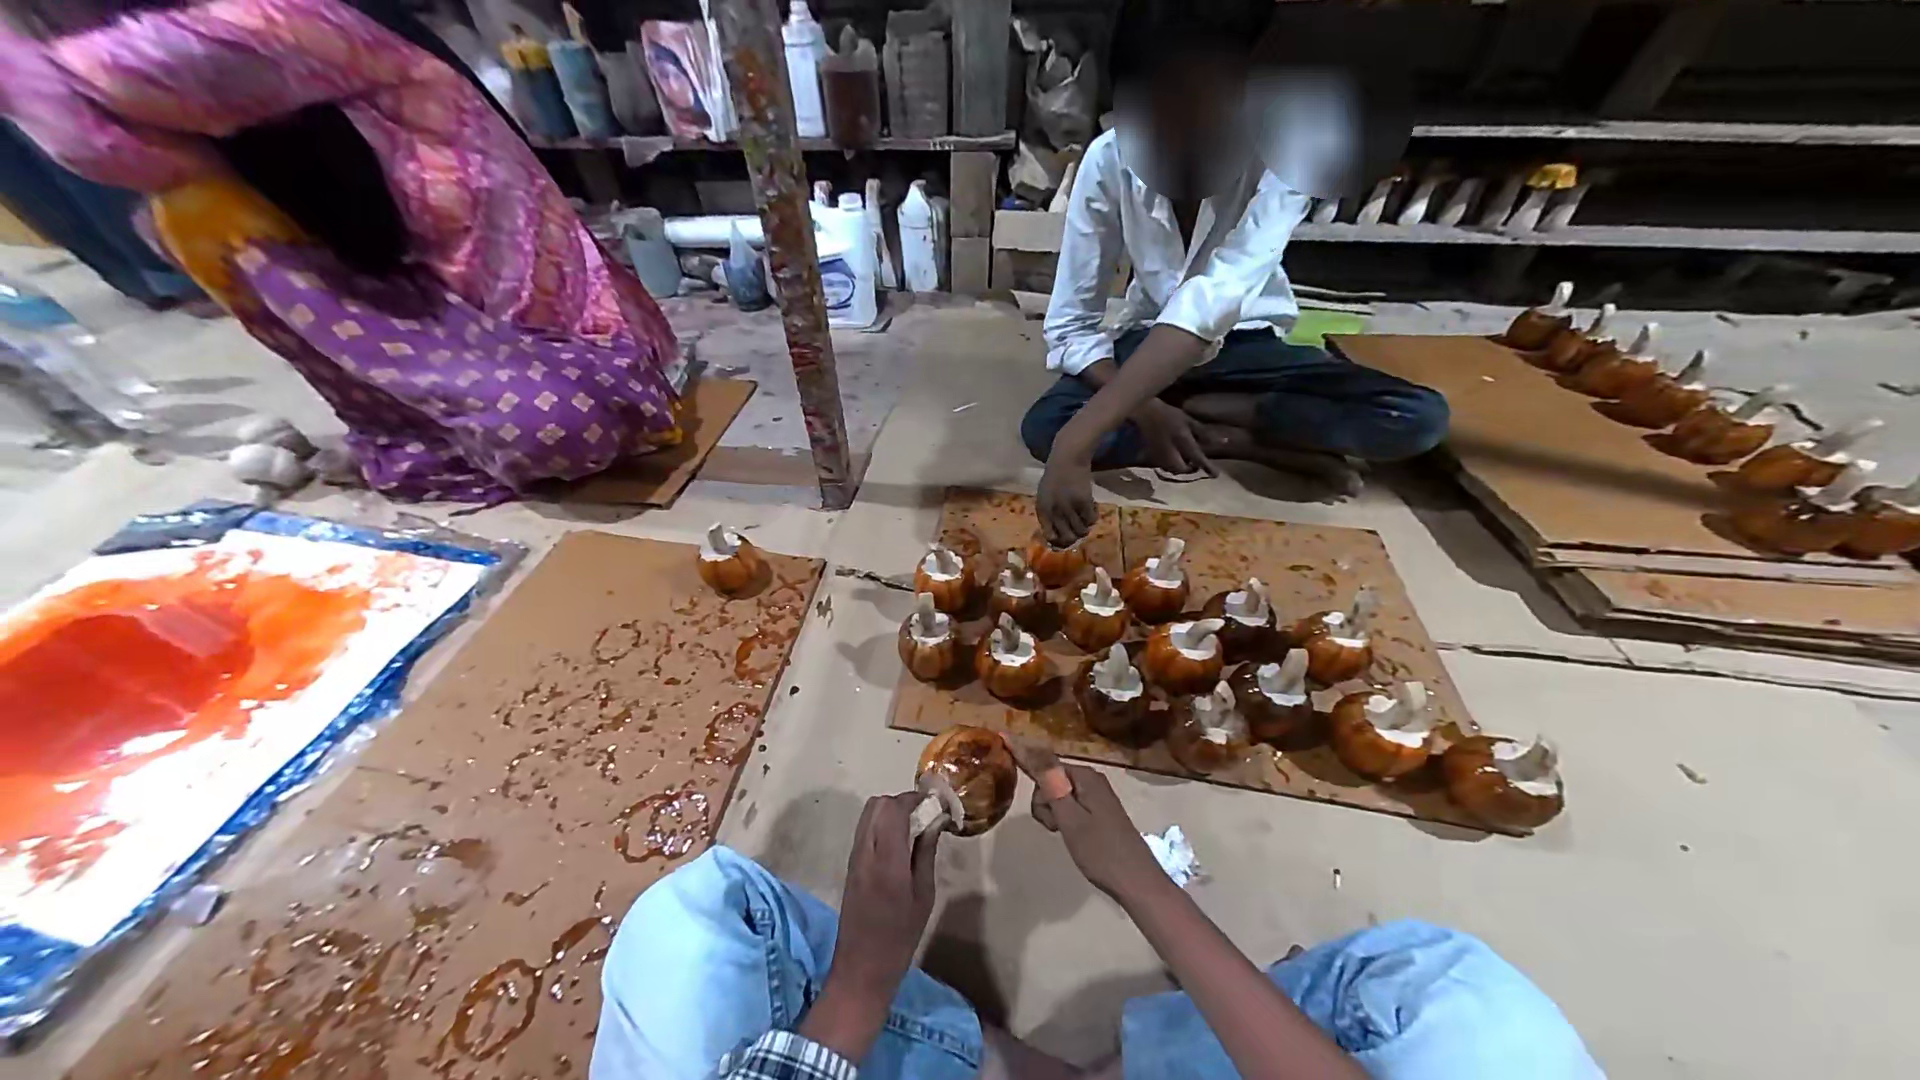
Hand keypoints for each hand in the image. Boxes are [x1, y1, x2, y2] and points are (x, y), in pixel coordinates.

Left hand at [828, 793, 942, 997]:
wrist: (862, 968)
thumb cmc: (900, 937)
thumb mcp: (924, 895)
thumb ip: (926, 853)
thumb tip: (935, 820)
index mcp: (887, 860)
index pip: (894, 809)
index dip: (914, 799)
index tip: (934, 805)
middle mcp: (866, 852)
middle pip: (877, 804)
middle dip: (902, 802)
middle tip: (924, 816)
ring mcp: (854, 856)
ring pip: (868, 813)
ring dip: (890, 811)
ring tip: (913, 828)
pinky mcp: (850, 864)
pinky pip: (865, 829)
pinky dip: (882, 824)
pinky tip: (899, 842)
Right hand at [1027, 764, 1166, 901]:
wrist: (1137, 881)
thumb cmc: (1100, 851)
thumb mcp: (1070, 819)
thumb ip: (1052, 787)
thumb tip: (1036, 753)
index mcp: (1086, 776)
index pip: (1047, 768)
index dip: (1041, 791)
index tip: (1047, 815)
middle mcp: (1093, 780)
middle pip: (1055, 781)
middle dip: (1049, 804)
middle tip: (1057, 827)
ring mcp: (1099, 796)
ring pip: (1063, 796)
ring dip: (1058, 814)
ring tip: (1067, 834)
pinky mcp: (1102, 811)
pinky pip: (1075, 807)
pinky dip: (1069, 821)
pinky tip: (1076, 837)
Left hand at [1038, 455, 1097, 546]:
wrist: (1067, 459)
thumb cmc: (1055, 477)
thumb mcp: (1044, 496)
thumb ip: (1048, 514)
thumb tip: (1055, 536)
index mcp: (1043, 511)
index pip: (1050, 536)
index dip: (1059, 541)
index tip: (1065, 538)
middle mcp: (1055, 511)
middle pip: (1068, 537)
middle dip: (1074, 537)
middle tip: (1078, 530)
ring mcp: (1069, 507)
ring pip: (1081, 531)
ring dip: (1085, 528)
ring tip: (1085, 518)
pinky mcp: (1084, 501)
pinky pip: (1091, 520)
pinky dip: (1093, 518)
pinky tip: (1092, 509)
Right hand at [1133, 399, 1217, 477]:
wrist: (1144, 413)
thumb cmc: (1169, 414)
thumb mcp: (1189, 421)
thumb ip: (1204, 433)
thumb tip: (1224, 442)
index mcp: (1183, 442)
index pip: (1198, 459)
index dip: (1208, 467)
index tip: (1216, 475)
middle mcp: (1171, 453)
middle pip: (1182, 469)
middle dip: (1190, 468)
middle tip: (1195, 464)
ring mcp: (1159, 456)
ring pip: (1172, 469)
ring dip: (1180, 467)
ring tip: (1184, 459)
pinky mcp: (1152, 456)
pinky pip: (1164, 465)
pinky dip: (1172, 463)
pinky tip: (1173, 456)